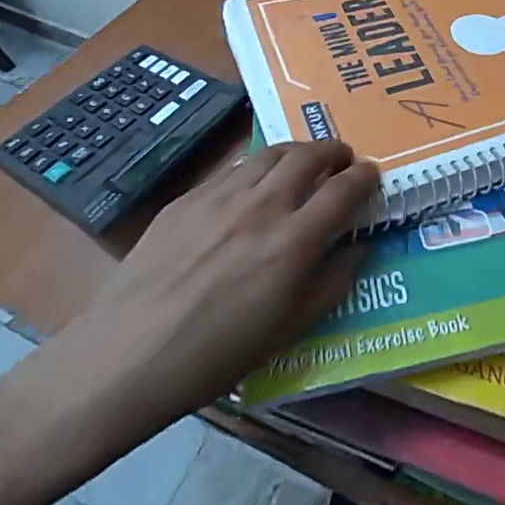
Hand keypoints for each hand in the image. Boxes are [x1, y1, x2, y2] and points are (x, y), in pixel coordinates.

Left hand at [64, 141, 378, 416]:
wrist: (133, 350)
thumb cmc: (218, 354)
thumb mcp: (289, 329)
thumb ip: (332, 282)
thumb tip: (359, 247)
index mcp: (292, 243)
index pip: (342, 191)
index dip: (364, 177)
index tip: (372, 174)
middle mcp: (259, 206)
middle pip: (306, 156)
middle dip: (333, 151)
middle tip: (342, 160)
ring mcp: (219, 196)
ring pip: (268, 153)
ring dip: (296, 151)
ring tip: (303, 161)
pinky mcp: (186, 198)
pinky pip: (232, 169)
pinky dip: (256, 167)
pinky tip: (253, 182)